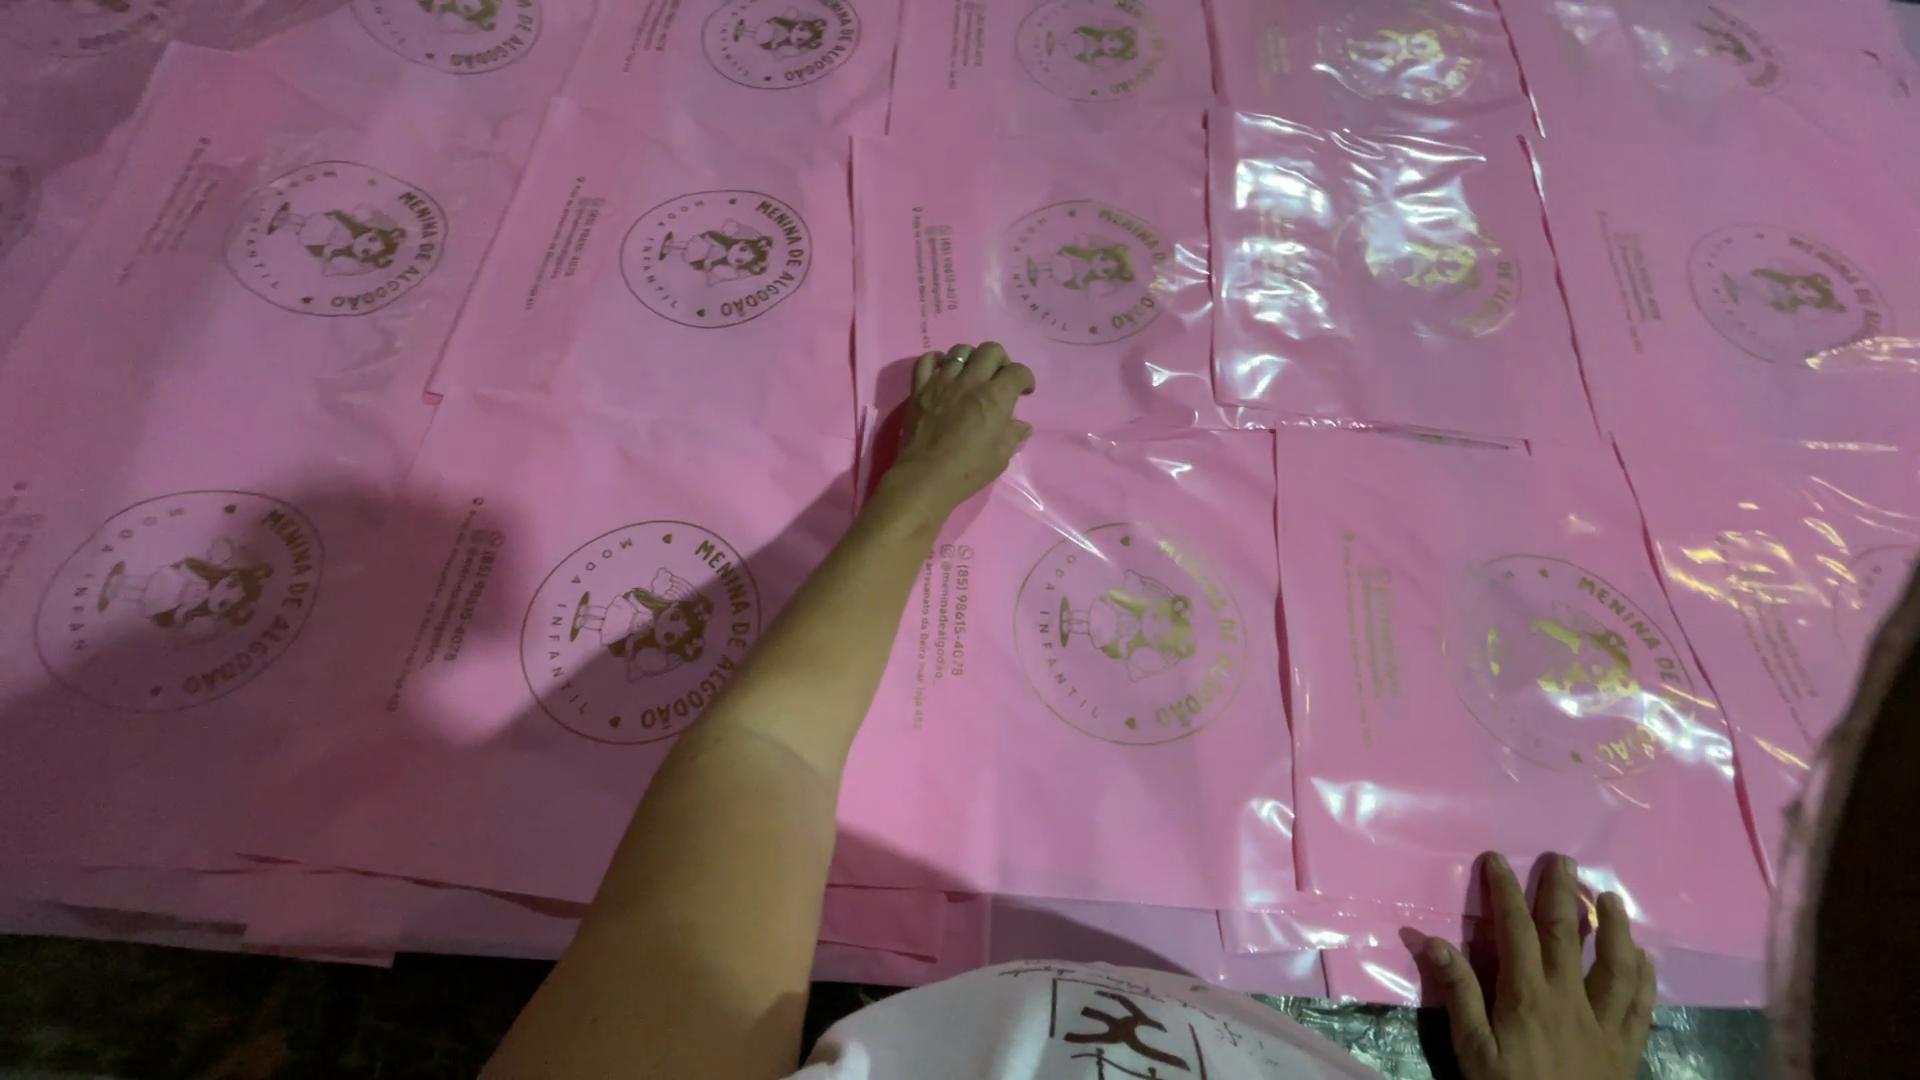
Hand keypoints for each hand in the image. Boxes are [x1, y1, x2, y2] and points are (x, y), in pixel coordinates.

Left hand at [877, 342, 1034, 528]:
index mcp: (995, 397)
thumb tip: (1021, 425)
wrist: (925, 478)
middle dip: (1001, 360)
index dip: (1025, 378)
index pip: (1017, 371)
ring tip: (972, 374)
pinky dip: (937, 360)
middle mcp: (970, 382)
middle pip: (991, 350)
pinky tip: (943, 371)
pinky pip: (927, 361)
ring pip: (960, 351)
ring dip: (972, 358)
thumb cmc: (968, 471)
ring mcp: (942, 382)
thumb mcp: (1000, 457)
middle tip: (999, 378)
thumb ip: (1013, 435)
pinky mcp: (919, 389)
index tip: (1024, 391)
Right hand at [1427, 853, 1655, 1079]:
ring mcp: (1604, 1025)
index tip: (1497, 859)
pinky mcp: (1626, 1049)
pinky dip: (1643, 977)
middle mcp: (1570, 1001)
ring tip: (1610, 897)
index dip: (1506, 892)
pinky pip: (1641, 1007)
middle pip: (1567, 938)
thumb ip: (1457, 992)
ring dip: (1613, 928)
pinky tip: (1643, 958)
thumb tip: (1429, 938)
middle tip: (1563, 859)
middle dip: (1562, 894)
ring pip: (1615, 967)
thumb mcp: (1472, 1048)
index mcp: (1528, 996)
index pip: (1516, 931)